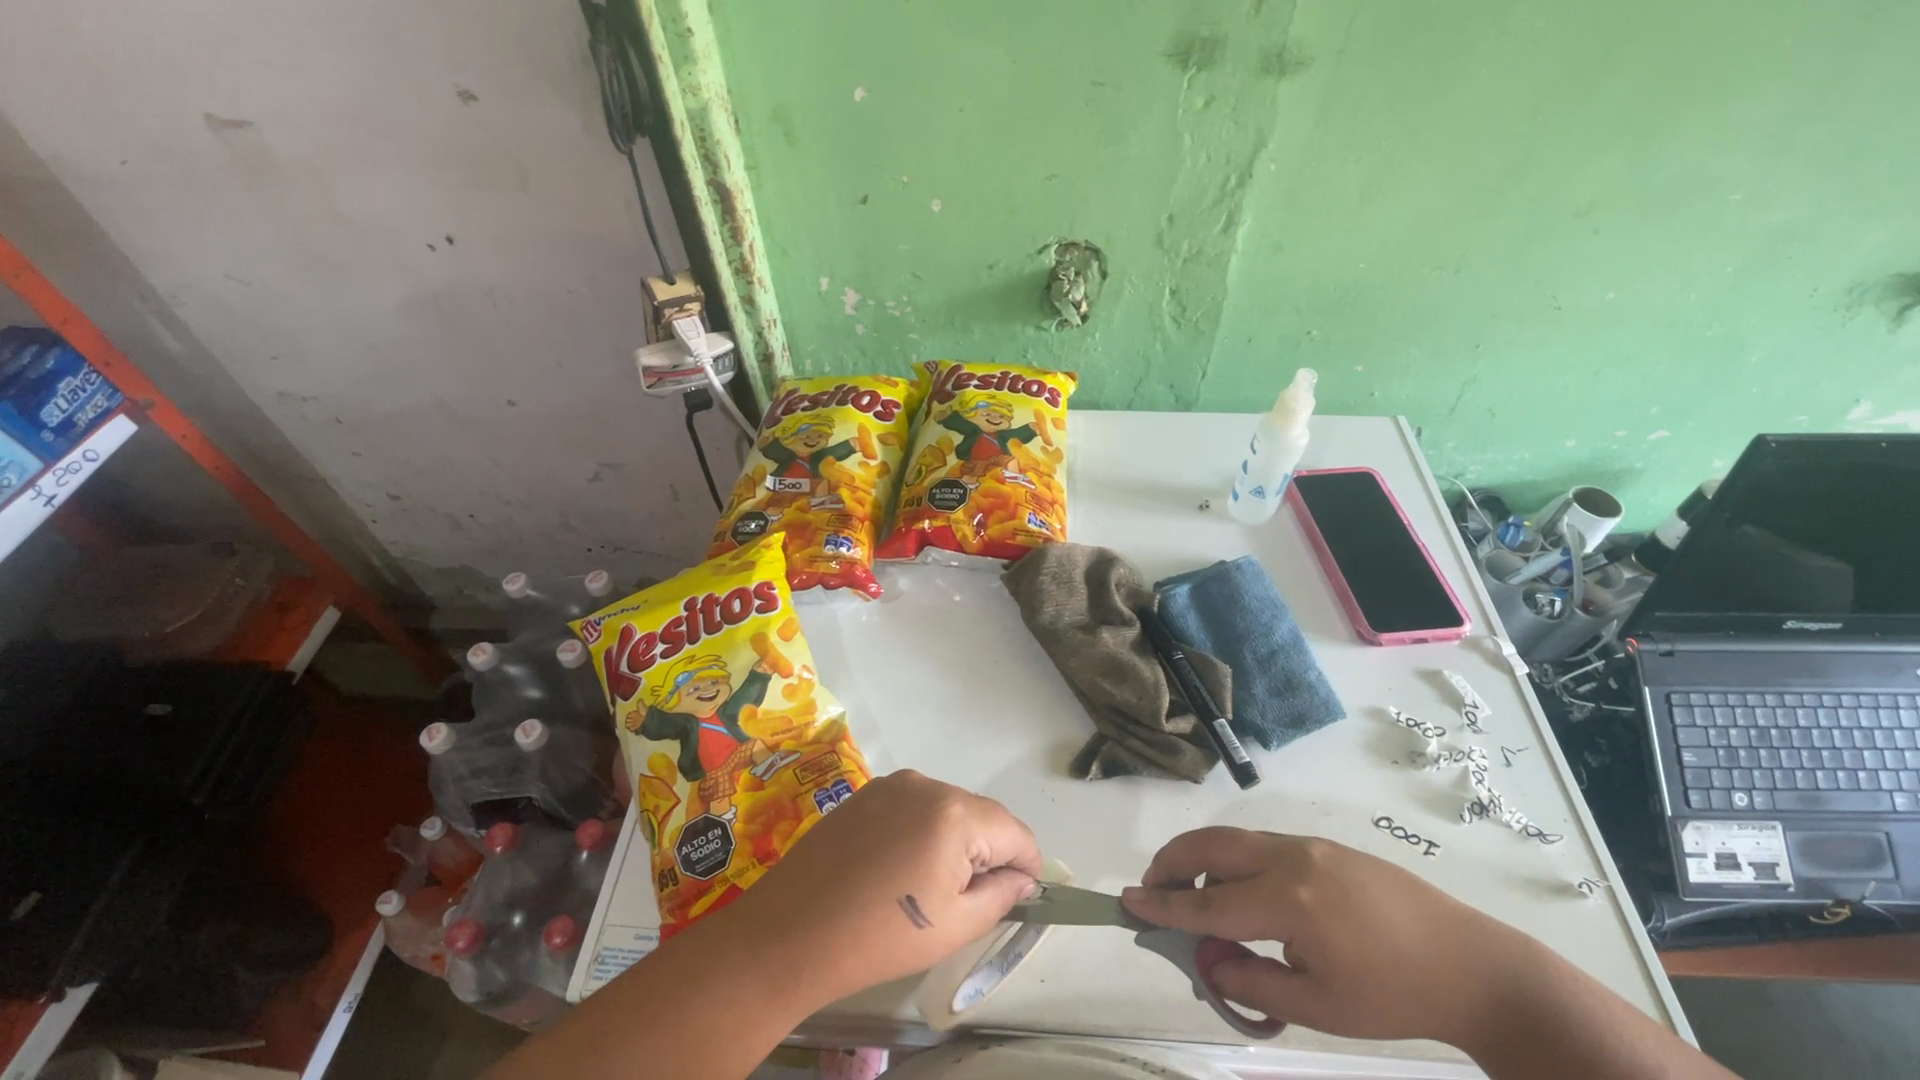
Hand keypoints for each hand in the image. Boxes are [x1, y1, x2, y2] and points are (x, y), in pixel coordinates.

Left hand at [722, 770, 1041, 1002]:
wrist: (790, 932)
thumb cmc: (879, 936)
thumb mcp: (955, 926)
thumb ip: (1001, 895)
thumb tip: (1022, 878)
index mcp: (955, 814)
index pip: (1015, 832)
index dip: (1026, 866)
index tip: (1019, 898)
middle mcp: (926, 785)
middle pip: (981, 817)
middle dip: (988, 853)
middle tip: (967, 901)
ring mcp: (891, 785)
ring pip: (946, 810)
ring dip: (953, 841)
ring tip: (926, 889)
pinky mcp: (864, 795)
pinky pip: (913, 808)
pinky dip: (921, 832)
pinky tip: (898, 871)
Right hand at [1121, 828, 1545, 1047]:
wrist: (1473, 965)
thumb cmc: (1393, 994)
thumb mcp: (1317, 1006)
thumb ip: (1250, 981)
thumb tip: (1207, 959)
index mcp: (1286, 900)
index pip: (1204, 903)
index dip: (1161, 905)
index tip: (1124, 901)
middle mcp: (1291, 859)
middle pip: (1209, 846)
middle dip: (1171, 865)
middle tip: (1152, 892)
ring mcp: (1311, 846)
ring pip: (1234, 839)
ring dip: (1201, 860)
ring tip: (1196, 898)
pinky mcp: (1328, 846)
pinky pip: (1262, 843)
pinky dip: (1234, 860)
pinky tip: (1246, 896)